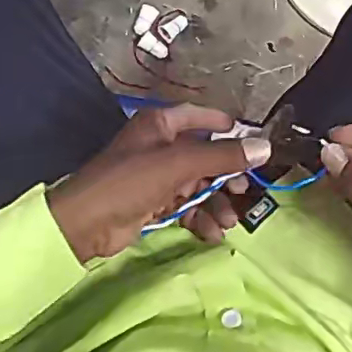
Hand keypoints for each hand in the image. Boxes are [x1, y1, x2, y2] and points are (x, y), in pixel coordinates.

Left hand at [47, 104, 271, 261]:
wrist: (86, 224)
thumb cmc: (129, 182)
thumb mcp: (179, 165)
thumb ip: (221, 156)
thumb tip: (264, 147)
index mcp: (160, 125)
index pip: (200, 117)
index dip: (226, 127)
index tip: (253, 142)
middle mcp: (160, 146)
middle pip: (204, 155)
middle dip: (227, 176)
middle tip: (244, 192)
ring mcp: (157, 176)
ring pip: (198, 185)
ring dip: (216, 203)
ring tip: (228, 223)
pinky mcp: (154, 203)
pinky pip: (187, 206)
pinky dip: (201, 218)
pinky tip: (212, 234)